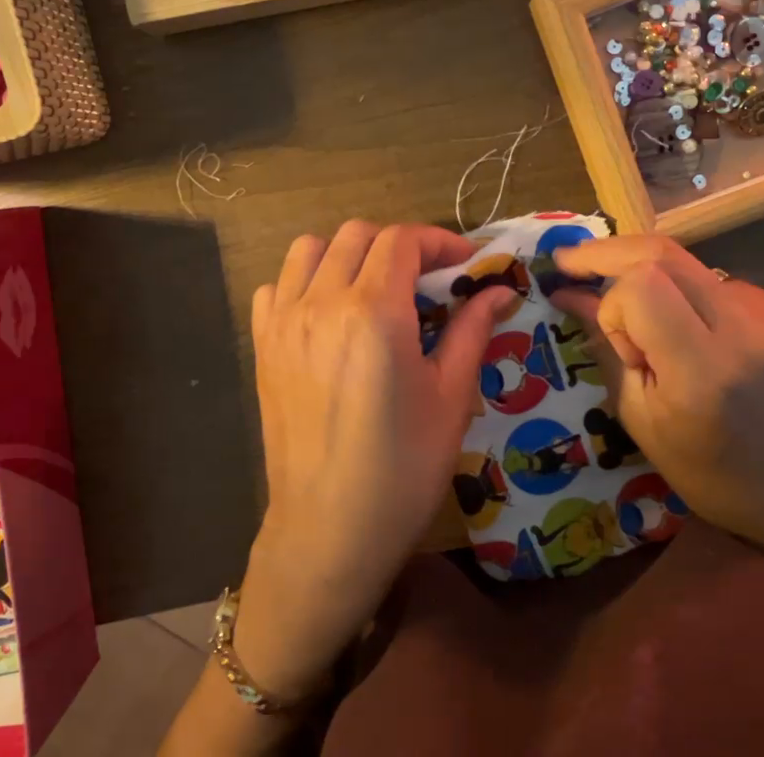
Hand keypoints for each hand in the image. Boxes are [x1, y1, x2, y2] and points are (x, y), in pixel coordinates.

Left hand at [235, 221, 514, 699]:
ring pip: (310, 249)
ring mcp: (285, 323)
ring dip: (348, 253)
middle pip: (357, 235)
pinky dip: (304, 282)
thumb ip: (471, 330)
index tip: (465, 262)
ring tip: (375, 287)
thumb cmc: (404, 468)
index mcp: (375, 311)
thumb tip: (500, 290)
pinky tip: (329, 313)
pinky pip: (276, 287)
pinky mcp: (262, 346)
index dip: (439, 240)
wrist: (330, 528)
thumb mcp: (451, 398)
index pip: (402, 240)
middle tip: (427, 278)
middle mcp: (323, 303)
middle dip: (399, 244)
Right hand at [550, 235, 763, 553]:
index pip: (641, 283)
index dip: (613, 300)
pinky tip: (700, 337)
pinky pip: (720, 283)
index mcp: (701, 371)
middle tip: (575, 263)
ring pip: (690, 265)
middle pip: (663, 254)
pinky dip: (694, 300)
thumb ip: (606, 345)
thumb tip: (568, 291)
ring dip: (658, 285)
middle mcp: (744, 331)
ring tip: (659, 330)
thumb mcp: (637, 414)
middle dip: (612, 255)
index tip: (610, 335)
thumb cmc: (703, 469)